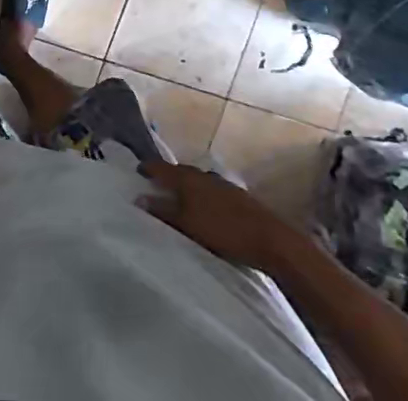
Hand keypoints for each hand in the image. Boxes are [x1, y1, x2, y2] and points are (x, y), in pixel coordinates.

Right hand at [139, 160, 284, 265]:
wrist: (271, 240)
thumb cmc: (223, 231)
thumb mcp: (186, 224)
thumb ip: (162, 210)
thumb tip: (139, 197)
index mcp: (188, 178)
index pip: (161, 167)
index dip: (147, 168)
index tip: (136, 171)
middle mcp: (203, 174)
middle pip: (179, 171)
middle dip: (167, 176)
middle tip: (154, 185)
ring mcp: (222, 184)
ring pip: (197, 180)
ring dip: (185, 186)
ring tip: (177, 197)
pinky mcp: (237, 196)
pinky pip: (210, 189)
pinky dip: (201, 194)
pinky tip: (203, 207)